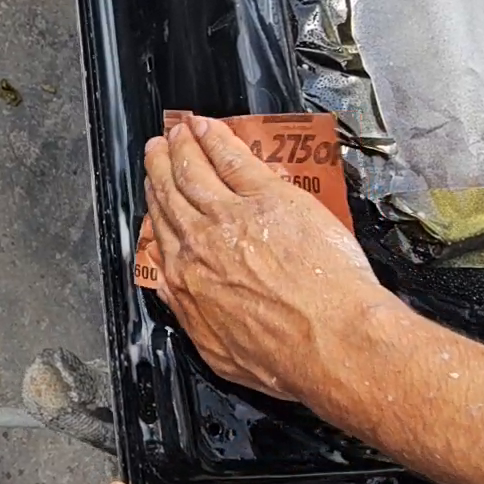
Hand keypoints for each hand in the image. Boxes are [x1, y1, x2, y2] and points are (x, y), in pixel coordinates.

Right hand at [142, 114, 396, 399]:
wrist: (329, 344)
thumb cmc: (284, 356)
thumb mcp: (217, 351)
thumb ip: (188, 314)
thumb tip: (170, 291)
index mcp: (187, 277)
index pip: (162, 228)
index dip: (155, 202)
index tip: (154, 189)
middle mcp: (200, 241)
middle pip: (172, 193)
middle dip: (161, 166)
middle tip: (157, 148)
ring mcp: (231, 215)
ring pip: (195, 171)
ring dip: (183, 147)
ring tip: (178, 131)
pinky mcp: (268, 198)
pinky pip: (232, 160)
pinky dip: (216, 140)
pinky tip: (208, 128)